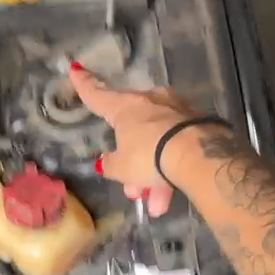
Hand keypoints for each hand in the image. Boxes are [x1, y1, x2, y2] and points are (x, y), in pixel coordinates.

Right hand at [68, 63, 198, 216]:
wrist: (199, 156)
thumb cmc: (150, 156)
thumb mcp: (121, 168)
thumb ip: (111, 164)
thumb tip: (108, 160)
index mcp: (125, 107)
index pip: (98, 95)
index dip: (84, 85)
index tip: (75, 69)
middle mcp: (151, 102)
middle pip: (134, 131)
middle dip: (132, 160)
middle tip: (131, 188)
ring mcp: (176, 111)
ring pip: (158, 145)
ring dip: (153, 175)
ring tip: (156, 206)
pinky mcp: (199, 124)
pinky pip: (176, 149)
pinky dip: (171, 171)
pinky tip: (169, 198)